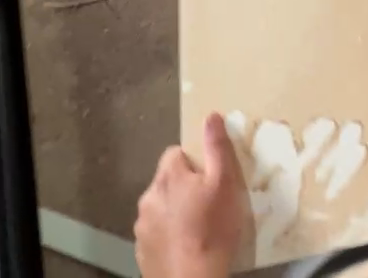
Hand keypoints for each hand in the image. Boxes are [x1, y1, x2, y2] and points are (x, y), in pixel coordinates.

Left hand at [136, 112, 248, 277]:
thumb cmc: (213, 228)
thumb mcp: (225, 182)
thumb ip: (216, 147)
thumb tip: (210, 116)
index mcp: (168, 177)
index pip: (174, 153)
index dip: (193, 162)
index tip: (208, 178)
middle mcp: (148, 197)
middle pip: (166, 180)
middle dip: (182, 186)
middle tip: (206, 202)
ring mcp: (141, 227)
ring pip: (159, 206)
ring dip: (173, 209)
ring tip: (196, 226)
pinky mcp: (141, 252)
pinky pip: (155, 231)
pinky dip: (167, 233)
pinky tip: (184, 245)